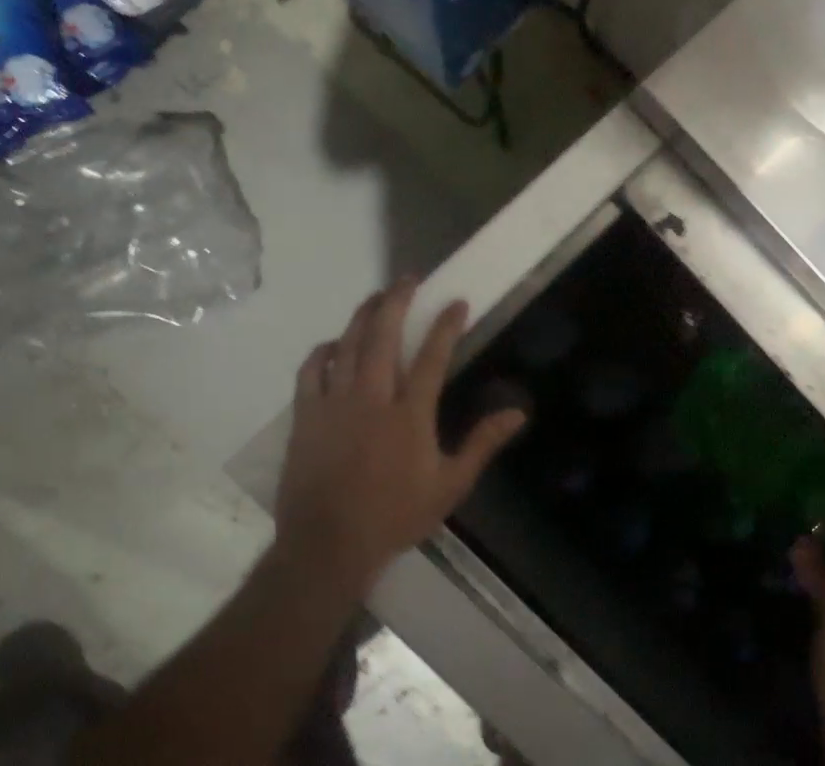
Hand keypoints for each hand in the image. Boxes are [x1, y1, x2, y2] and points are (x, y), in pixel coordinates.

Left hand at [274, 278, 526, 589]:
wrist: (328, 545)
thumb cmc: (395, 516)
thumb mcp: (450, 486)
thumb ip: (482, 444)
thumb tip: (518, 412)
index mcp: (409, 414)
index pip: (432, 357)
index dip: (446, 326)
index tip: (457, 302)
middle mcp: (371, 398)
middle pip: (383, 336)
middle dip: (397, 301)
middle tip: (409, 279)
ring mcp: (334, 405)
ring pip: (347, 345)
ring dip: (362, 315)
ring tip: (376, 296)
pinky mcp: (306, 417)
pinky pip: (311, 371)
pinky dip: (323, 351)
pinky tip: (333, 344)